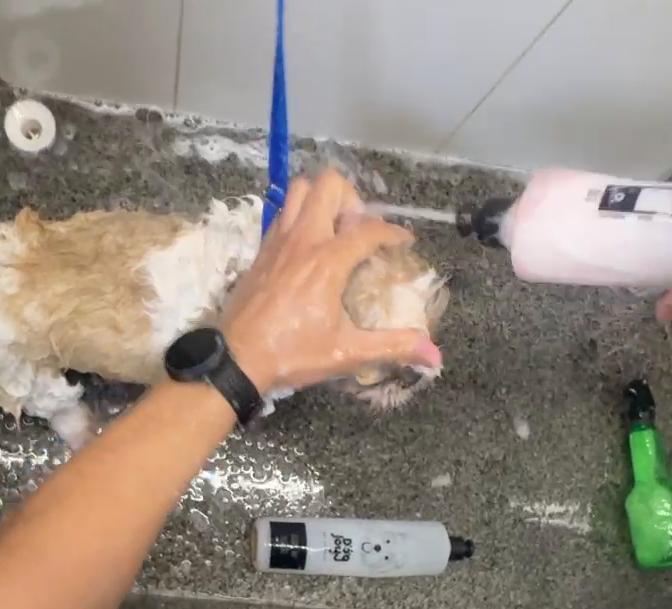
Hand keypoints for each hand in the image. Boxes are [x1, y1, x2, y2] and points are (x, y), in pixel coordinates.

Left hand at [221, 169, 441, 392]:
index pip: (369, 229)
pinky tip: (305, 248)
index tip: (403, 244)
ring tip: (332, 231)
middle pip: (329, 185)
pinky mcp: (260, 252)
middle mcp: (303, 241)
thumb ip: (392, 347)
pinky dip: (297, 218)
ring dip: (320, 201)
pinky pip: (281, 215)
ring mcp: (277, 242)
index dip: (393, 233)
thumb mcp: (346, 353)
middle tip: (357, 231)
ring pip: (300, 191)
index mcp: (328, 261)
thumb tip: (434, 356)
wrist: (236, 360)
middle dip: (351, 200)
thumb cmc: (292, 355)